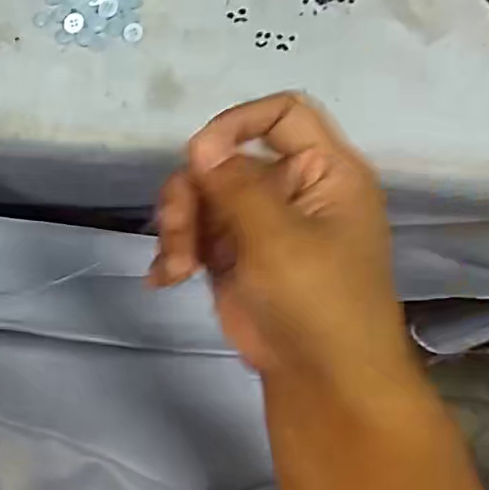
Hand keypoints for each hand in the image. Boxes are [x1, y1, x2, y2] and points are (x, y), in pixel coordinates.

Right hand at [149, 92, 413, 390]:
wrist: (318, 374)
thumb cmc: (317, 301)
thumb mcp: (278, 239)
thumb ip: (236, 186)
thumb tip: (198, 143)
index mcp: (322, 173)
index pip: (283, 115)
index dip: (237, 123)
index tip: (198, 155)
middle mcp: (287, 190)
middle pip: (221, 162)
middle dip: (190, 196)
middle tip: (180, 234)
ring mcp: (254, 223)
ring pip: (196, 198)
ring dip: (177, 230)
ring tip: (177, 268)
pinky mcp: (227, 253)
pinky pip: (188, 234)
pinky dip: (172, 254)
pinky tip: (166, 279)